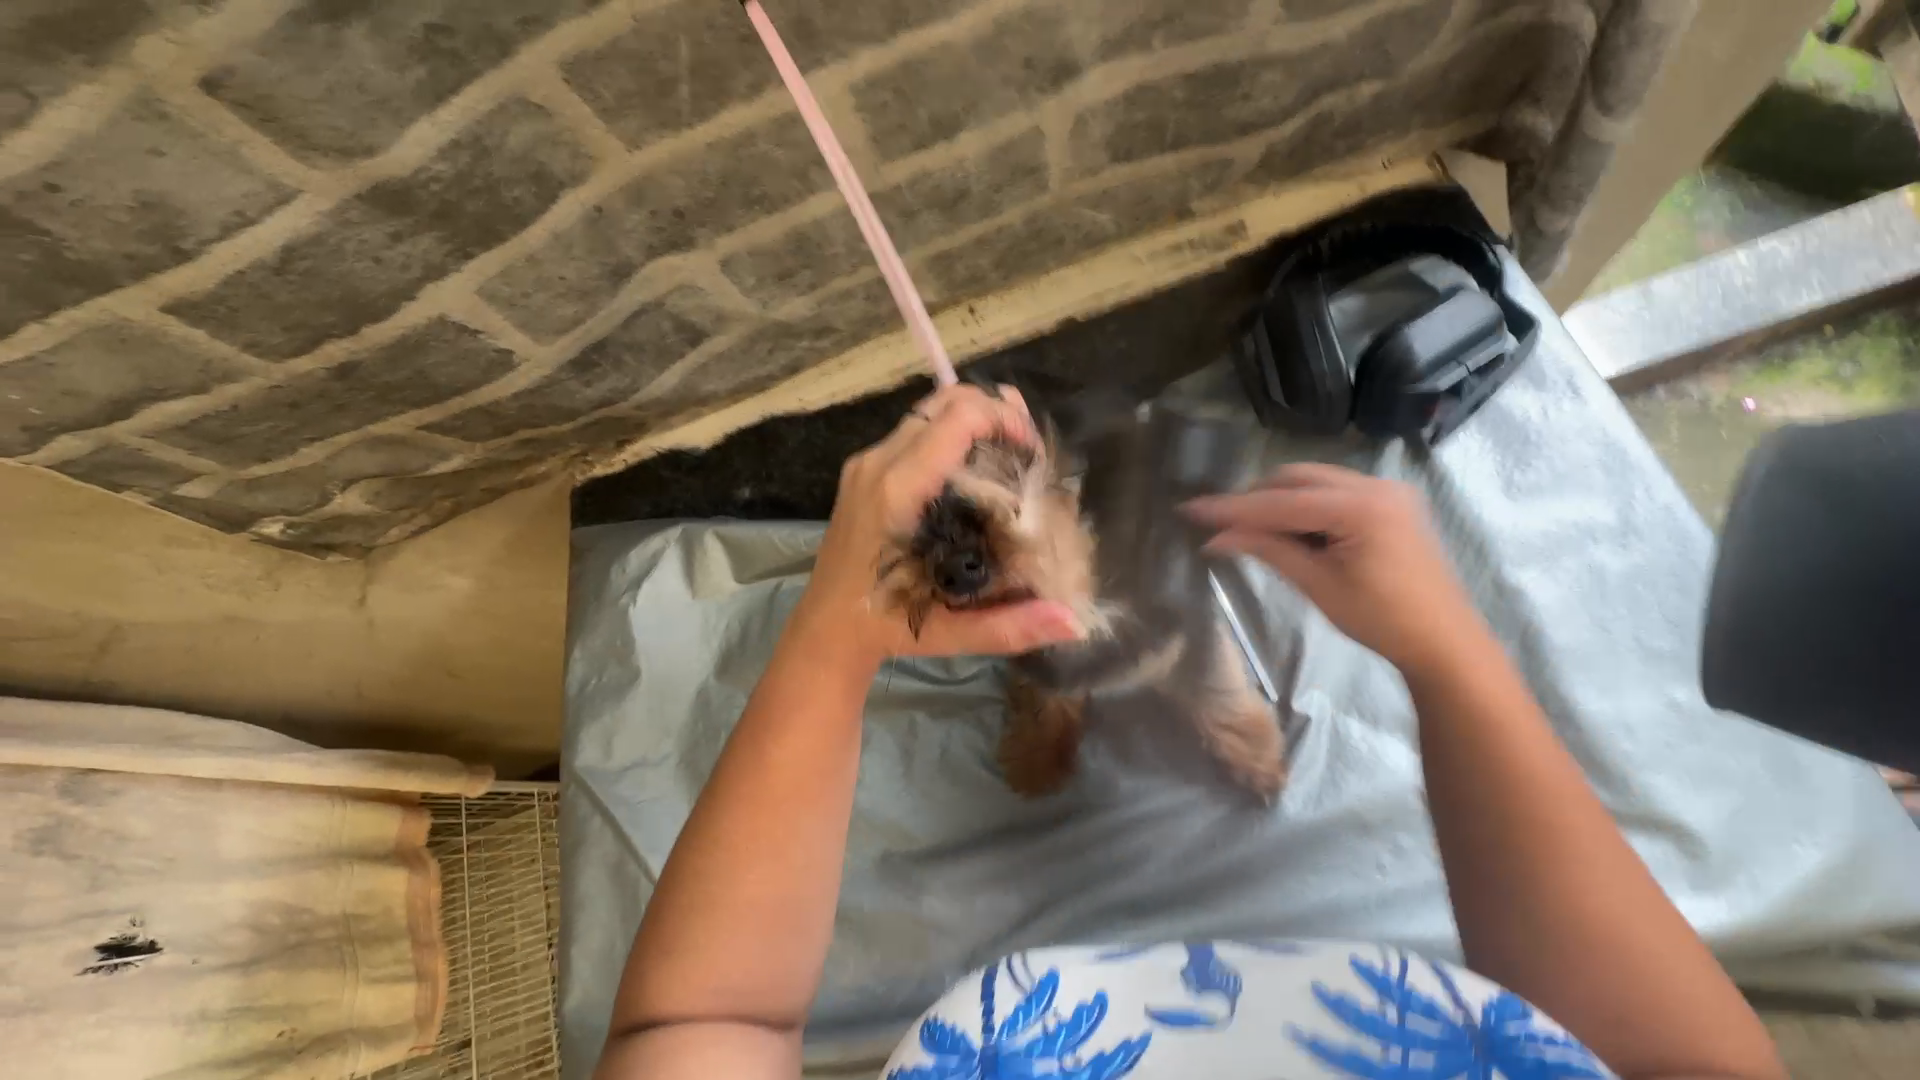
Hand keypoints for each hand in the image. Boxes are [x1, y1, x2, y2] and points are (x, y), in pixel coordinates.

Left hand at [792, 383, 1084, 669]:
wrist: (824, 631)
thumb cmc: (885, 629)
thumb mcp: (950, 632)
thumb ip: (1011, 626)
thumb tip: (1076, 624)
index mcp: (898, 491)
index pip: (958, 418)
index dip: (1004, 420)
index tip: (1032, 454)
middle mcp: (878, 465)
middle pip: (943, 402)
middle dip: (993, 413)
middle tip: (1025, 450)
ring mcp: (865, 465)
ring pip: (926, 413)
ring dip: (970, 422)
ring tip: (1005, 455)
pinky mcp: (861, 473)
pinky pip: (910, 433)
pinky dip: (947, 436)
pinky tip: (969, 470)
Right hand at [1183, 464, 1485, 677]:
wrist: (1445, 642)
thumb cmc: (1381, 620)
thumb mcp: (1317, 585)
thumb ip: (1267, 550)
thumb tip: (1215, 538)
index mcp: (1360, 506)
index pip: (1280, 502)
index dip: (1232, 507)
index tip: (1191, 508)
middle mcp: (1375, 485)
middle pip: (1295, 478)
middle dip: (1256, 499)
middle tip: (1222, 526)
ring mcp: (1387, 490)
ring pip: (1313, 481)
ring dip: (1280, 502)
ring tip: (1252, 532)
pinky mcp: (1390, 503)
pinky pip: (1334, 491)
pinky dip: (1306, 506)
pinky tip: (1291, 532)